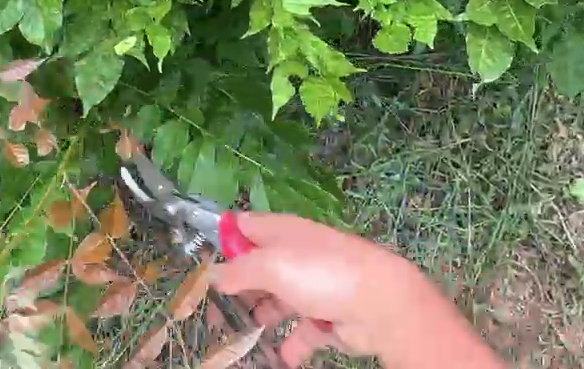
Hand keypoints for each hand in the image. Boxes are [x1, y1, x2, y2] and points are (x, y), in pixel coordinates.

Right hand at [210, 214, 506, 368]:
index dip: (225, 240)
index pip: (245, 227)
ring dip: (262, 315)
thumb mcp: (272, 265)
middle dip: (239, 286)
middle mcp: (295, 254)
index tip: (204, 262)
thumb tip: (215, 274)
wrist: (380, 302)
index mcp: (281, 231)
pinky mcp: (327, 318)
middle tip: (215, 310)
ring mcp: (313, 286)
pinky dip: (291, 344)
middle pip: (259, 267)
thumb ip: (241, 270)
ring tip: (241, 333)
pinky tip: (281, 356)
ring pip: (278, 300)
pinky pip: (303, 331)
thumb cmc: (321, 273)